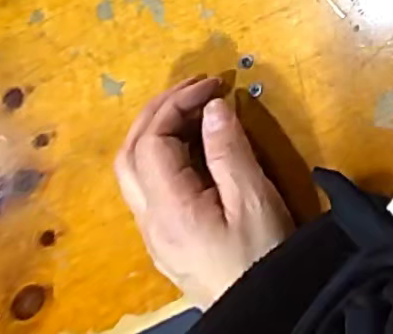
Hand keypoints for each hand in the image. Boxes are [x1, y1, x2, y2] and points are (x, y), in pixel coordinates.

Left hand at [114, 76, 292, 307]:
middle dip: (158, 110)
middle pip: (131, 153)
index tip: (214, 84)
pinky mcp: (167, 233)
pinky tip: (193, 139)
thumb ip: (229, 149)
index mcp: (169, 209)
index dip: (178, 104)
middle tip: (196, 85)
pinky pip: (150, 182)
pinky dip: (165, 148)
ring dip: (157, 128)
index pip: (152, 142)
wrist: (261, 307)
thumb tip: (213, 105)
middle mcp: (150, 219)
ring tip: (194, 104)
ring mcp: (154, 229)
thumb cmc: (260, 250)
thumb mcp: (252, 197)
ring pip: (134, 169)